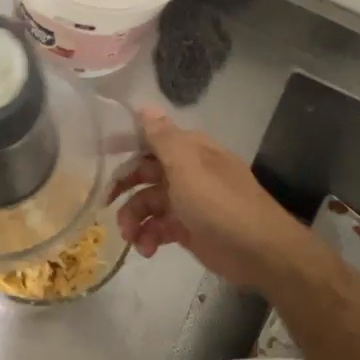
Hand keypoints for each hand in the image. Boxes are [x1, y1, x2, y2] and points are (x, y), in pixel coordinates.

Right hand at [112, 108, 300, 289]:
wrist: (259, 252)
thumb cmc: (220, 204)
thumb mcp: (187, 167)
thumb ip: (163, 138)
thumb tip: (145, 107)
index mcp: (190, 151)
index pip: (151, 140)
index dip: (126, 145)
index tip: (100, 154)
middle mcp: (188, 172)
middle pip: (145, 174)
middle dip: (124, 189)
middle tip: (106, 204)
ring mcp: (188, 202)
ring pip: (148, 204)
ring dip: (134, 220)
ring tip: (132, 239)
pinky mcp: (188, 230)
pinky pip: (159, 228)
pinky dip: (149, 237)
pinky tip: (147, 250)